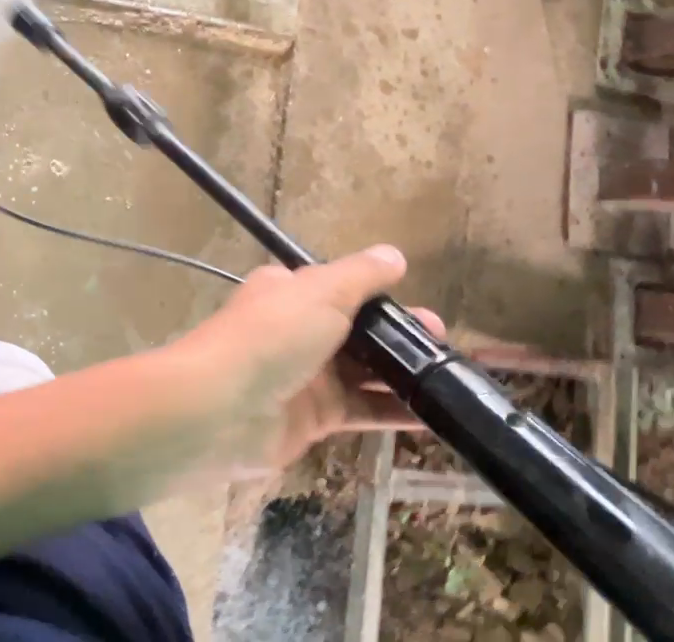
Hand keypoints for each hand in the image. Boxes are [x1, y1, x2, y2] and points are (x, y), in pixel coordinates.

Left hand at [173, 245, 443, 470]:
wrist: (221, 407)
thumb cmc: (270, 336)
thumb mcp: (319, 291)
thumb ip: (360, 275)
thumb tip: (393, 254)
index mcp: (288, 292)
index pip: (339, 289)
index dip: (380, 298)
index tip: (422, 311)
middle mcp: (295, 331)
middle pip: (356, 332)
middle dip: (400, 337)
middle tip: (444, 346)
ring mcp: (304, 377)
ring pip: (363, 373)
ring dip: (404, 375)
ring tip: (452, 378)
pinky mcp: (313, 419)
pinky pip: (363, 411)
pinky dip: (396, 412)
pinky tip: (436, 415)